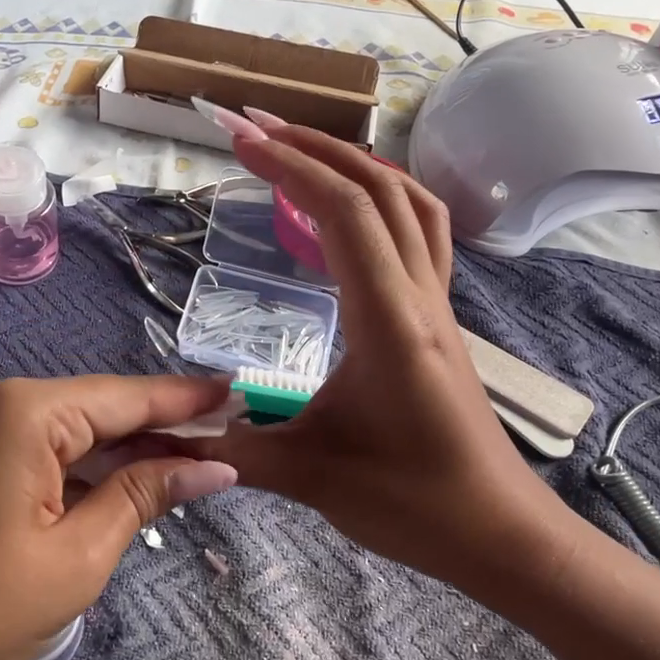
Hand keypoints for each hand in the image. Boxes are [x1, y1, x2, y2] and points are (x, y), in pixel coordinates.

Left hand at [0, 374, 237, 659]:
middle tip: (233, 437)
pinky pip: (51, 448)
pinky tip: (137, 477)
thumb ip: (144, 497)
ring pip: (80, 428)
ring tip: (201, 458)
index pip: (128, 396)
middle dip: (166, 426)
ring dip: (133, 448)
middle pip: (105, 407)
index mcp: (28, 412)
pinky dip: (95, 465)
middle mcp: (5, 402)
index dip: (188, 398)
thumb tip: (212, 466)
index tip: (242, 393)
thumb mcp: (76, 557)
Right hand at [192, 117, 577, 591]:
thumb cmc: (414, 505)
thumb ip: (230, 450)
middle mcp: (419, 296)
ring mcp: (435, 303)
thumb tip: (157, 435)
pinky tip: (343, 212)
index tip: (237, 140)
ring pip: (407, 201)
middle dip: (313, 145)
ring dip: (352, 162)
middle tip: (251, 125)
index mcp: (389, 321)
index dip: (290, 166)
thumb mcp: (310, 477)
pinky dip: (377, 198)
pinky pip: (416, 231)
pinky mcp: (437, 318)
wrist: (502, 535)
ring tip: (296, 148)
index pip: (345, 213)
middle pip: (379, 188)